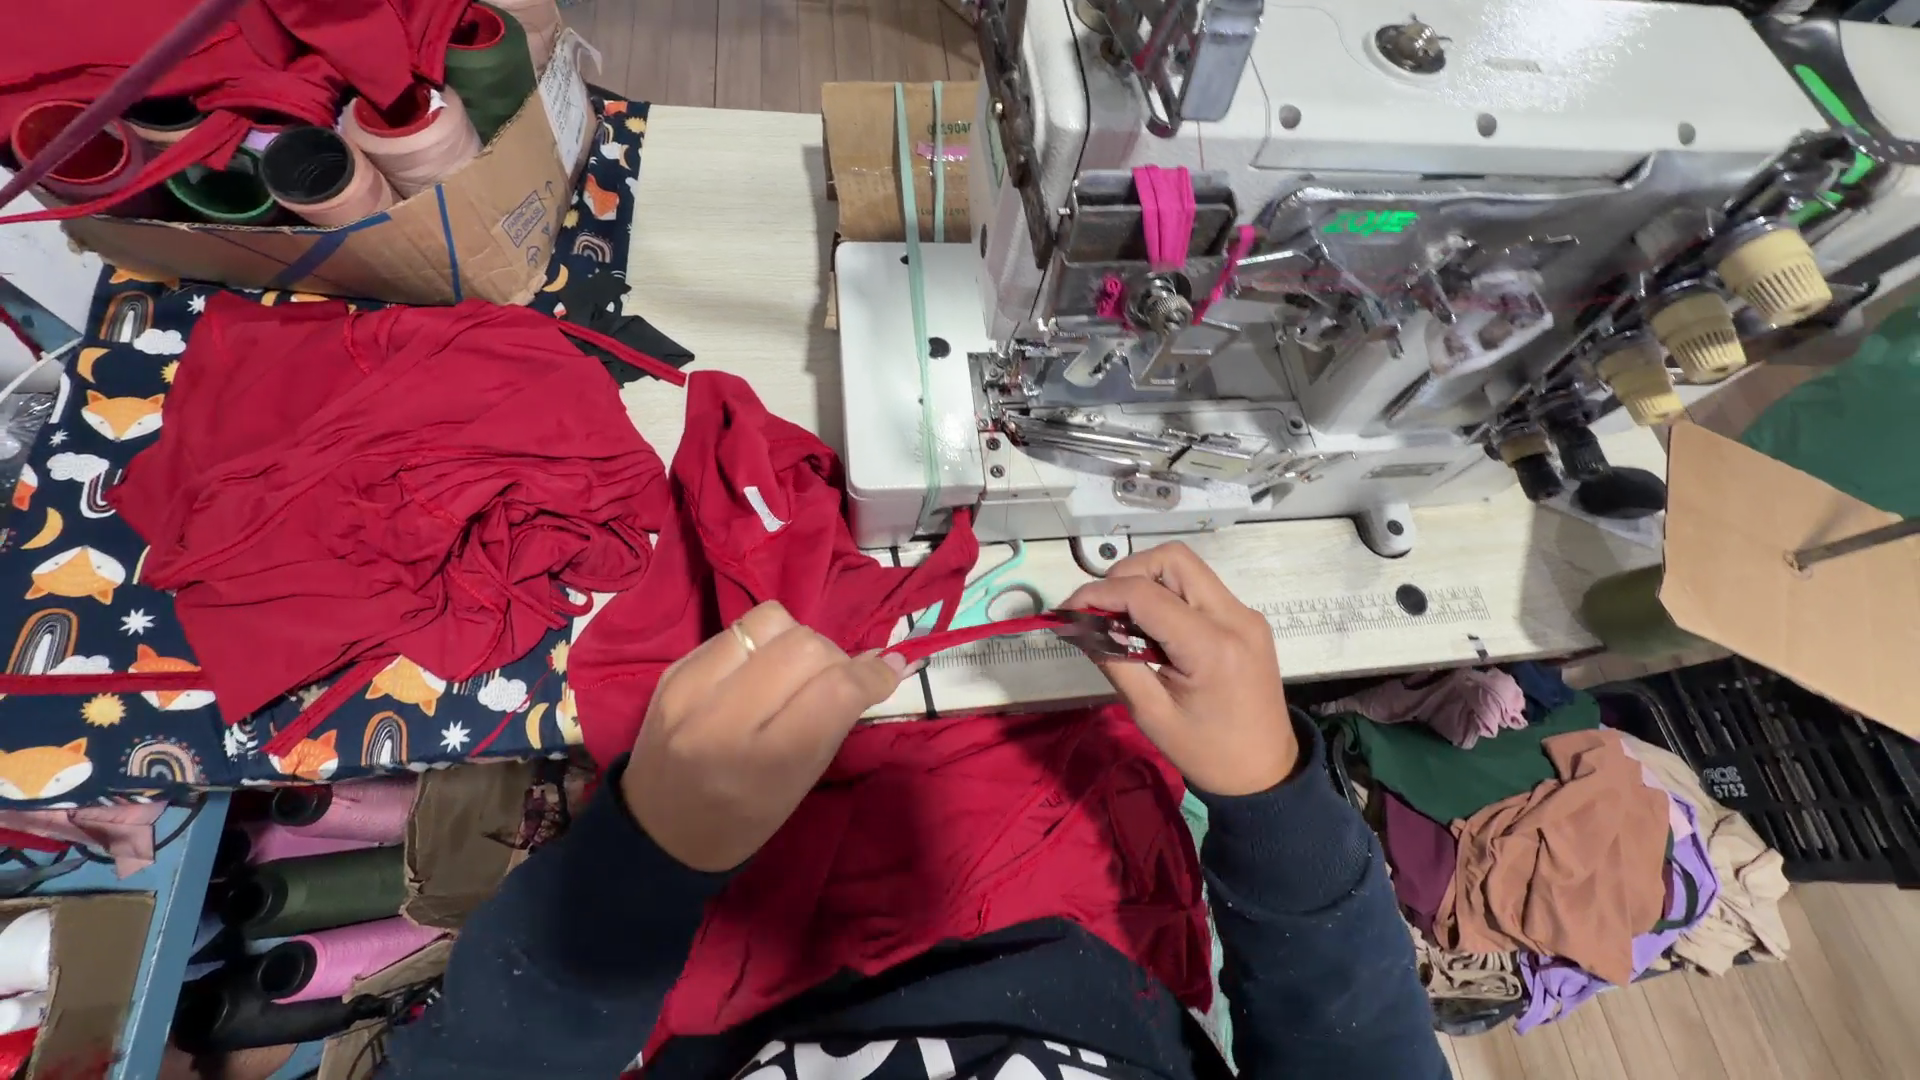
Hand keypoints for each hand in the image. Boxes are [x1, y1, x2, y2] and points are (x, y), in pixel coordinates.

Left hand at [620, 601, 907, 870]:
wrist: (656, 833)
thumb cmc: (743, 820)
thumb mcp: (800, 781)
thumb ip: (838, 717)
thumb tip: (886, 661)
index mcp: (763, 763)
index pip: (835, 691)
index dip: (872, 674)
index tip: (887, 672)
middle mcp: (722, 720)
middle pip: (806, 646)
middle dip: (836, 657)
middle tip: (833, 680)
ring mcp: (689, 689)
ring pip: (770, 621)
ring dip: (798, 639)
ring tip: (793, 669)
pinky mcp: (672, 669)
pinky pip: (737, 629)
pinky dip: (763, 643)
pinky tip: (756, 671)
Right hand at [1061, 542, 1295, 795]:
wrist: (1265, 773)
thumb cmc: (1205, 752)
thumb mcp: (1149, 712)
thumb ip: (1113, 660)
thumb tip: (1078, 624)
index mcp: (1211, 647)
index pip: (1144, 594)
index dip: (1098, 594)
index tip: (1068, 610)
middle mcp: (1234, 617)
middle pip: (1172, 559)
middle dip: (1125, 575)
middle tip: (1099, 609)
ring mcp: (1244, 614)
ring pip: (1185, 567)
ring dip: (1145, 580)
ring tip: (1121, 618)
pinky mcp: (1244, 618)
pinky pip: (1197, 587)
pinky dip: (1165, 594)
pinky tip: (1148, 627)